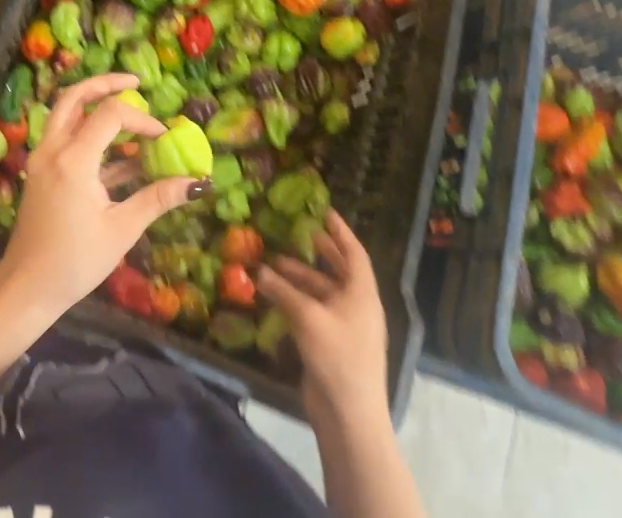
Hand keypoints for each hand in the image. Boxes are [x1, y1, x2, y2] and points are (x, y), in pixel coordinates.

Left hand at [0, 74, 202, 317]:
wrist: (27, 285)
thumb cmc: (75, 260)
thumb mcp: (122, 229)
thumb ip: (157, 198)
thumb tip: (198, 182)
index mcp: (72, 160)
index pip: (110, 115)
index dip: (142, 120)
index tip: (165, 138)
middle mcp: (52, 150)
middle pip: (74, 98)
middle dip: (105, 85)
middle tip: (136, 83)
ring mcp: (42, 160)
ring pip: (65, 115)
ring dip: (95, 109)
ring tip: (132, 118)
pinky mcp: (41, 173)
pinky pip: (64, 140)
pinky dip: (90, 137)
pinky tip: (124, 158)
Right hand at [256, 210, 388, 421]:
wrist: (348, 411)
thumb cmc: (337, 356)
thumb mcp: (307, 316)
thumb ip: (282, 290)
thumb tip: (258, 270)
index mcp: (362, 294)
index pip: (354, 253)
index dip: (339, 231)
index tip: (322, 211)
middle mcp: (356, 305)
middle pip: (336, 271)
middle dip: (314, 252)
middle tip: (289, 233)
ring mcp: (343, 325)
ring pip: (319, 291)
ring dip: (296, 277)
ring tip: (268, 264)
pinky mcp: (329, 341)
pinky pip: (310, 310)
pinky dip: (292, 299)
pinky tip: (270, 294)